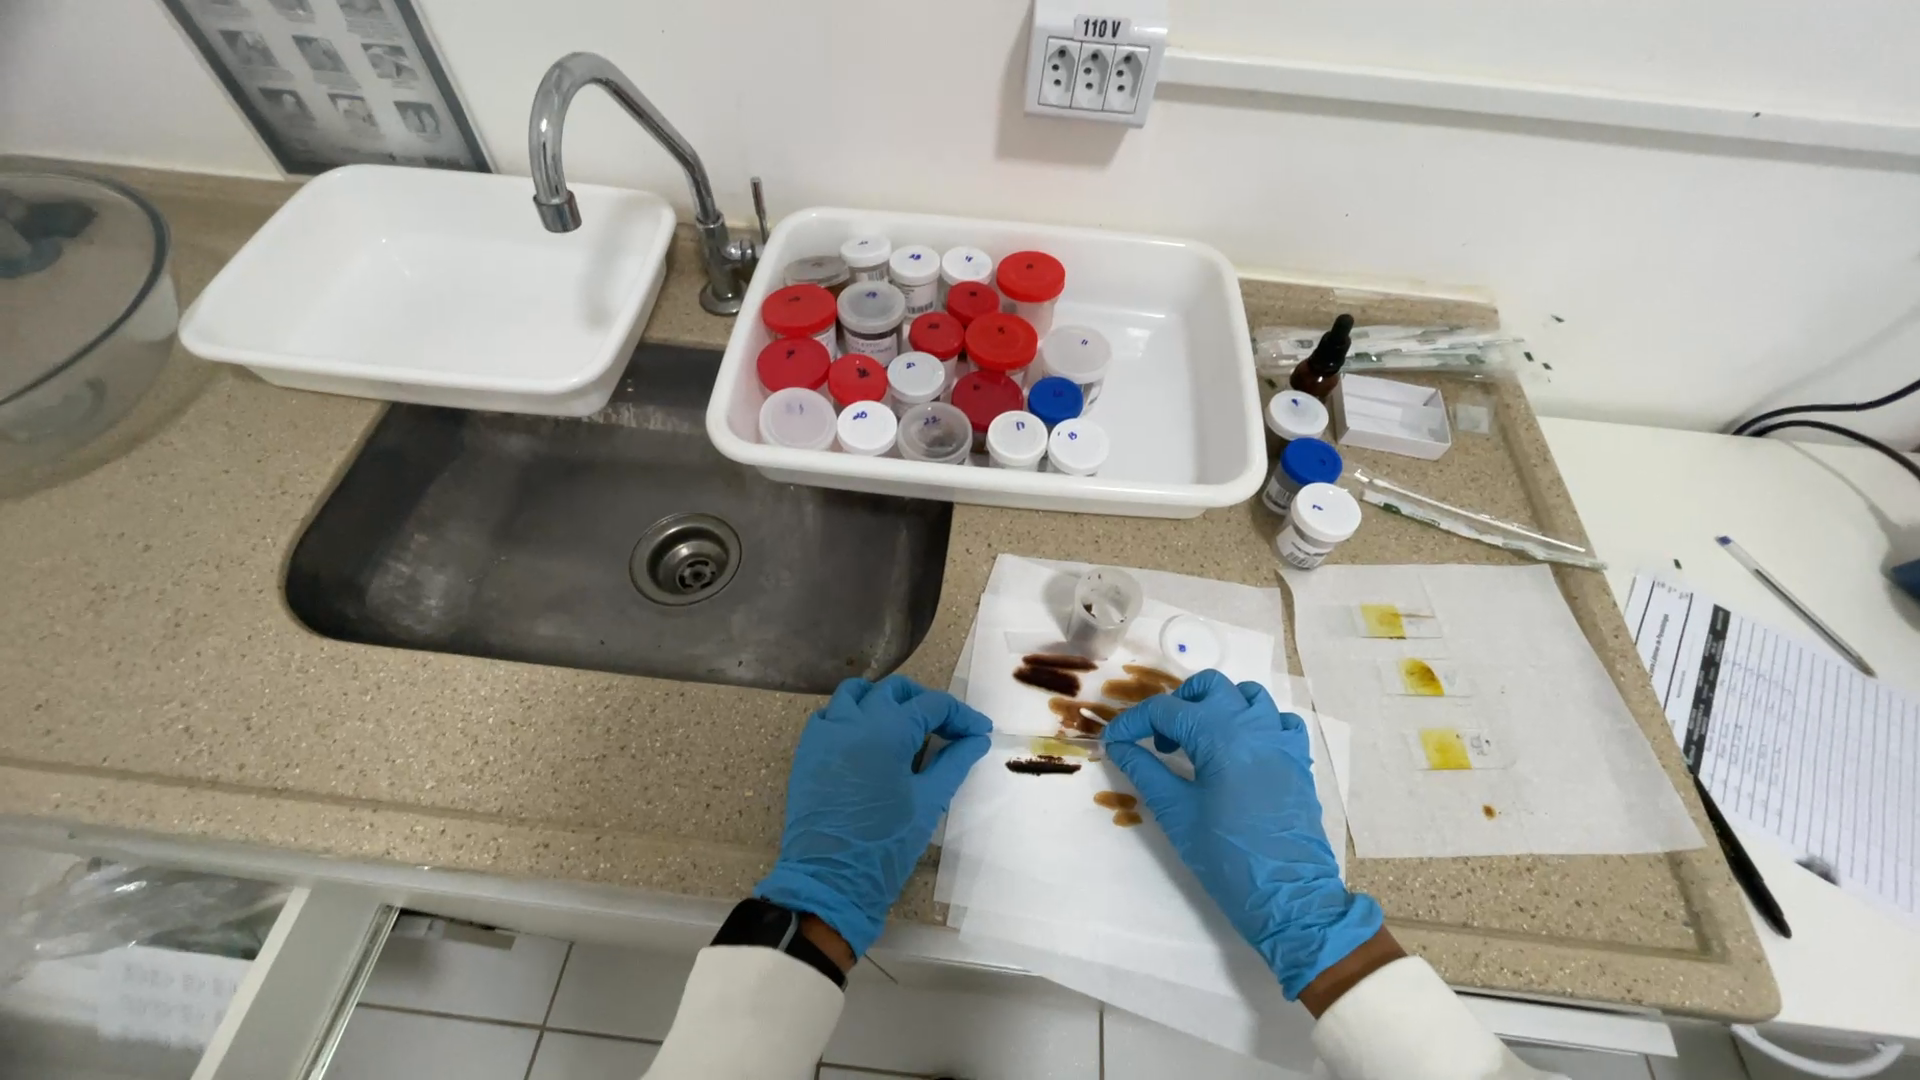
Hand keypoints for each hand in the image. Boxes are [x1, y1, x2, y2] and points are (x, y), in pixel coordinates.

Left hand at [757, 675, 992, 955]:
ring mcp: (827, 731)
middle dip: (924, 701)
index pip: (932, 705)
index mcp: (888, 731)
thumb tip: (977, 739)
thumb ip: (954, 762)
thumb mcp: (929, 802)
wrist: (829, 882)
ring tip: (902, 725)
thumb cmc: (885, 845)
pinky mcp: (808, 749)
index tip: (980, 732)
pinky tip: (866, 739)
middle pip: (894, 689)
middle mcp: (855, 720)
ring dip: (883, 699)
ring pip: (856, 692)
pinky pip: (830, 714)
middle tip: (945, 727)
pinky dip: (851, 715)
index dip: (961, 716)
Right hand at [1101, 670, 1383, 999]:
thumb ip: (1144, 770)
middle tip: (1161, 741)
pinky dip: (1253, 723)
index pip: (1166, 709)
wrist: (1290, 899)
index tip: (1114, 741)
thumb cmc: (1226, 858)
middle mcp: (1253, 725)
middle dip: (1177, 704)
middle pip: (1207, 687)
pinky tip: (1238, 750)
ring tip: (1199, 740)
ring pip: (1246, 694)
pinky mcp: (1298, 758)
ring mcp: (1281, 739)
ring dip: (1216, 707)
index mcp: (1221, 735)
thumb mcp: (1175, 813)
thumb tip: (1117, 746)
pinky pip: (1277, 720)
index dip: (1133, 722)